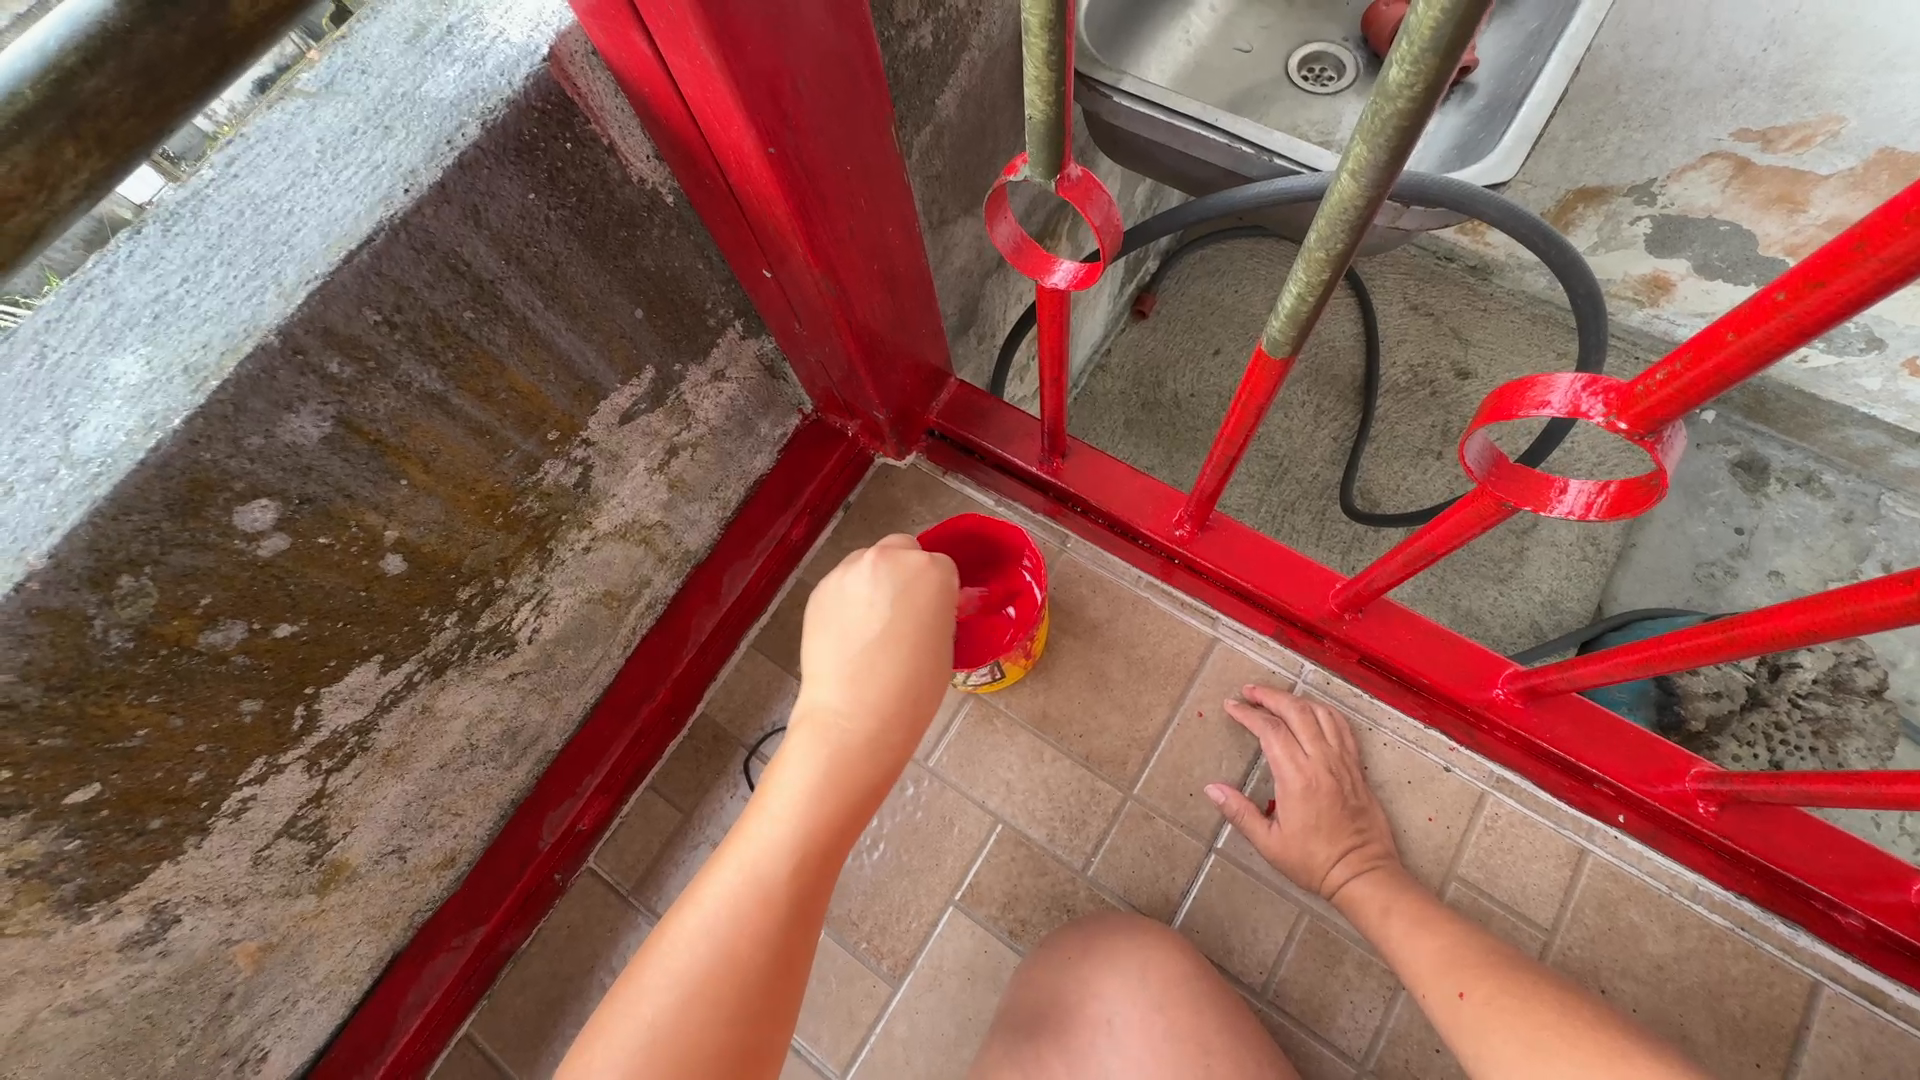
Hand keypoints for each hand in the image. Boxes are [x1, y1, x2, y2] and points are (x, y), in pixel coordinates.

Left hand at [788, 535, 957, 791]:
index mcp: (932, 570)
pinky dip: (848, 599)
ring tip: (873, 626)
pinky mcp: (820, 589)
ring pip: (868, 562)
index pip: (942, 566)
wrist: (855, 715)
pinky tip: (850, 633)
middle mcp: (889, 559)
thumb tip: (931, 605)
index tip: (934, 615)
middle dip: (905, 573)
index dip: (938, 592)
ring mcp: (849, 571)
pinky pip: (843, 583)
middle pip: (903, 550)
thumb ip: (938, 610)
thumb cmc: (913, 689)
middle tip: (904, 613)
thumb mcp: (945, 644)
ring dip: (875, 582)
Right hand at [1205, 686, 1400, 901]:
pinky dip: (1323, 711)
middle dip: (1269, 696)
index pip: (1270, 730)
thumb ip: (1239, 812)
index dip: (1248, 713)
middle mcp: (1322, 762)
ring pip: (1321, 713)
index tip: (1231, 706)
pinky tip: (1311, 711)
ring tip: (1276, 698)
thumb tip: (1212, 789)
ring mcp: (1343, 762)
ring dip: (1296, 699)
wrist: (1365, 876)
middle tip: (1248, 692)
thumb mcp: (1269, 843)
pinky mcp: (1357, 767)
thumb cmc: (1315, 863)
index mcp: (1298, 778)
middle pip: (1296, 711)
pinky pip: (1341, 727)